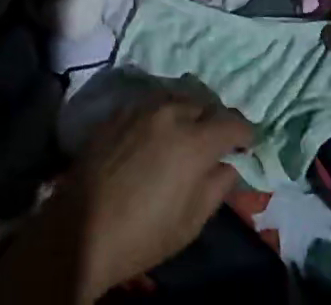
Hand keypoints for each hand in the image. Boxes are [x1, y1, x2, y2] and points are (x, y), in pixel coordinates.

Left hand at [57, 91, 252, 297]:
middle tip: (220, 137)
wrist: (81, 228)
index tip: (249, 142)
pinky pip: (151, 102)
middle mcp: (170, 114)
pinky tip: (160, 129)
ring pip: (177, 97)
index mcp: (194, 141)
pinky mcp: (118, 111)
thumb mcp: (191, 220)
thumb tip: (228, 164)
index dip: (246, 132)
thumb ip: (217, 185)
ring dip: (190, 110)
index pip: (231, 122)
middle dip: (217, 118)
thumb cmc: (143, 233)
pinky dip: (164, 111)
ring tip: (191, 129)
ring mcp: (141, 108)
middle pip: (204, 103)